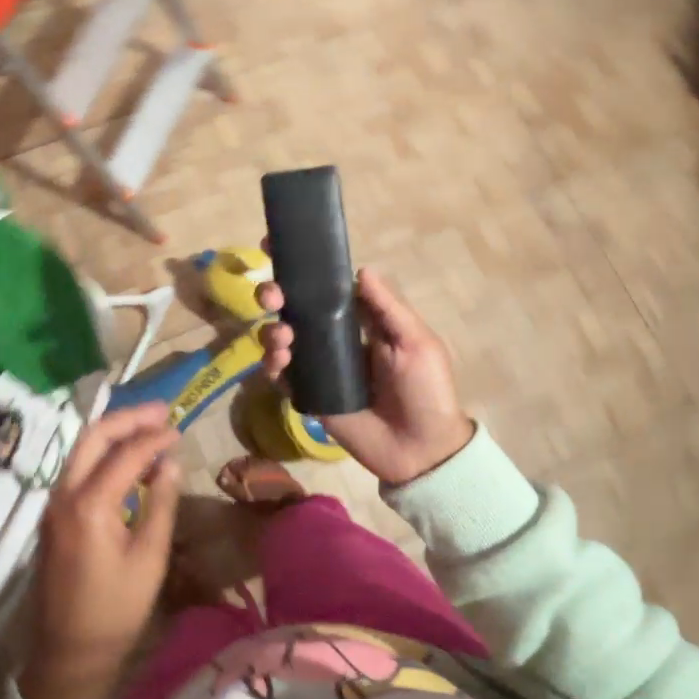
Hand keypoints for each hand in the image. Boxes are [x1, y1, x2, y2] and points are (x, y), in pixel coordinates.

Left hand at [18, 402, 181, 698]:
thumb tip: (169, 462)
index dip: (154, 437)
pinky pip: (77, 469)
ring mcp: (53, 503)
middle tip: (160, 411)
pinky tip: (127, 460)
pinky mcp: (53, 514)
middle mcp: (64, 494)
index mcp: (89, 505)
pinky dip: (102, 455)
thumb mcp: (149, 559)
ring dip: (113, 433)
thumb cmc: (115, 611)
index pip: (125, 454)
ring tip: (148, 428)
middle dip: (127, 418)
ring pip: (81, 449)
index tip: (179, 429)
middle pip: (93, 436)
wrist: (68, 654)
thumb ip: (160, 504)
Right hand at [258, 267, 474, 485]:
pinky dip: (272, 364)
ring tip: (284, 339)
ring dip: (272, 331)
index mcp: (361, 320)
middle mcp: (334, 337)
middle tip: (271, 296)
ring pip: (281, 337)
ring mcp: (318, 365)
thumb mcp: (416, 343)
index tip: (275, 248)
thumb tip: (361, 269)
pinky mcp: (308, 393)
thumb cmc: (426, 391)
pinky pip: (280, 374)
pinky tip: (280, 363)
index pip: (326, 287)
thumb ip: (387, 308)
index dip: (301, 269)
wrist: (421, 451)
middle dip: (275, 294)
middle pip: (294, 308)